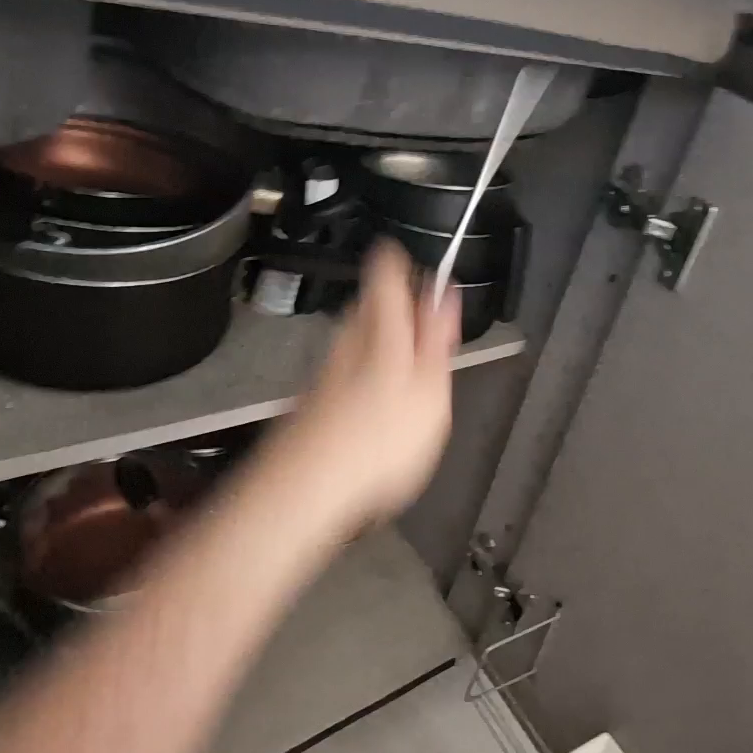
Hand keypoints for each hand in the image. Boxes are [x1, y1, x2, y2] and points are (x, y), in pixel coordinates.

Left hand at [269, 242, 460, 531]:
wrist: (308, 490)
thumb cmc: (377, 440)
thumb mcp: (431, 388)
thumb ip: (436, 337)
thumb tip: (445, 292)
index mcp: (380, 330)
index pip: (386, 270)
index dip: (404, 262)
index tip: (424, 270)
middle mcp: (347, 342)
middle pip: (372, 306)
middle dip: (400, 310)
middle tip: (430, 330)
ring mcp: (328, 373)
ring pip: (359, 340)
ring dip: (386, 347)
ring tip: (414, 376)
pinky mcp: (317, 403)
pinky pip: (349, 375)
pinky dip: (368, 381)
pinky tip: (381, 411)